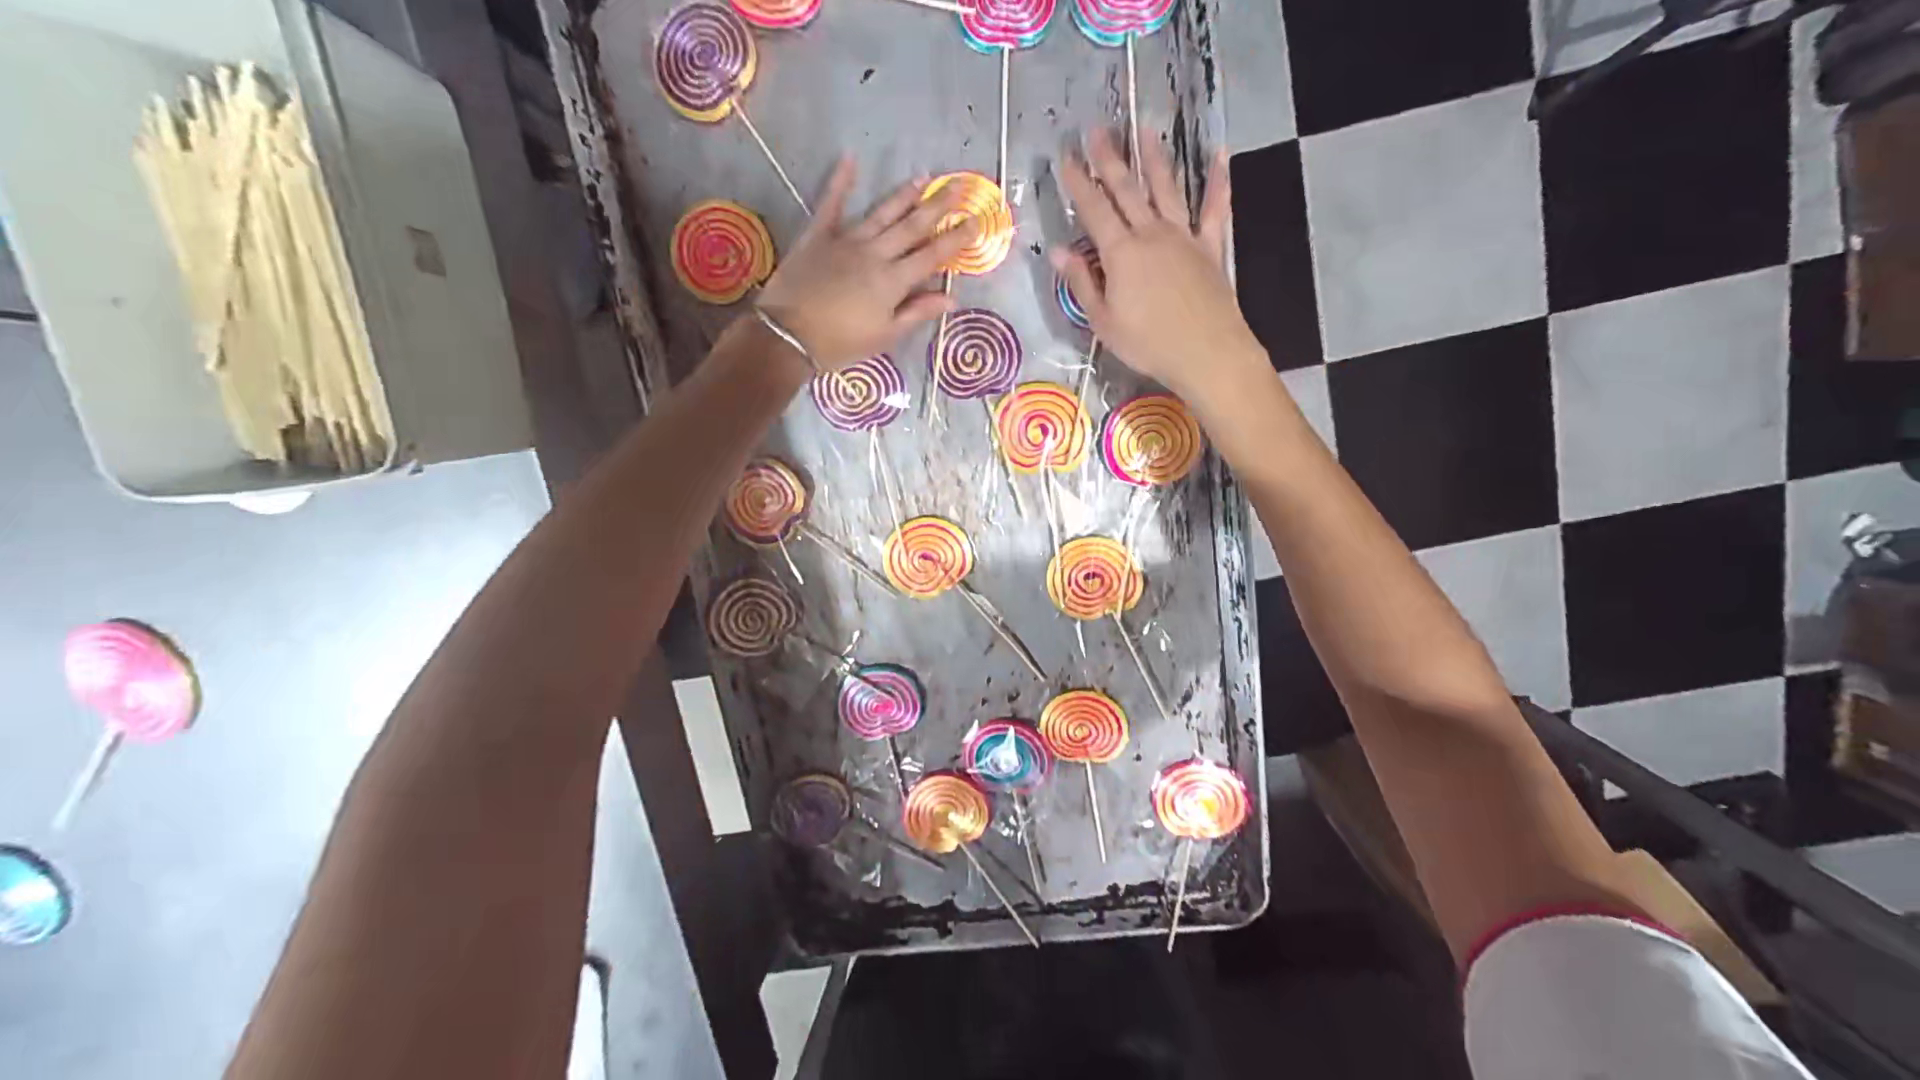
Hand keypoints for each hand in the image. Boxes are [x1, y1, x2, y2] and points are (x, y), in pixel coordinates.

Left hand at [755, 158, 978, 371]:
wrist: (787, 336)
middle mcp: (875, 253)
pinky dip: (840, 181)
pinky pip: (831, 203)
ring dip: (904, 194)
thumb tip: (951, 297)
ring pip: (881, 212)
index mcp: (894, 281)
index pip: (933, 255)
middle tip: (959, 186)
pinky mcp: (818, 235)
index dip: (957, 239)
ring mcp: (846, 240)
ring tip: (924, 177)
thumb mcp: (884, 336)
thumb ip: (917, 313)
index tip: (977, 221)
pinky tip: (850, 159)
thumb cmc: (840, 343)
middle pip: (912, 226)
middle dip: (938, 206)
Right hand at [1052, 130, 1266, 403]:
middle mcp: (1151, 234)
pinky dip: (1217, 181)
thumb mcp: (1103, 321)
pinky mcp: (1210, 247)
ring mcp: (1184, 236)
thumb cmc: (1148, 343)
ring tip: (1145, 131)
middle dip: (1110, 159)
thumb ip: (1082, 283)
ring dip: (1155, 159)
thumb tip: (1058, 252)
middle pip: (1127, 190)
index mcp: (1121, 253)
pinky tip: (1219, 155)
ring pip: (1166, 189)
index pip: (1094, 210)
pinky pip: (1214, 208)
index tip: (1066, 157)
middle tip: (1098, 130)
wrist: (1206, 351)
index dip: (1078, 183)